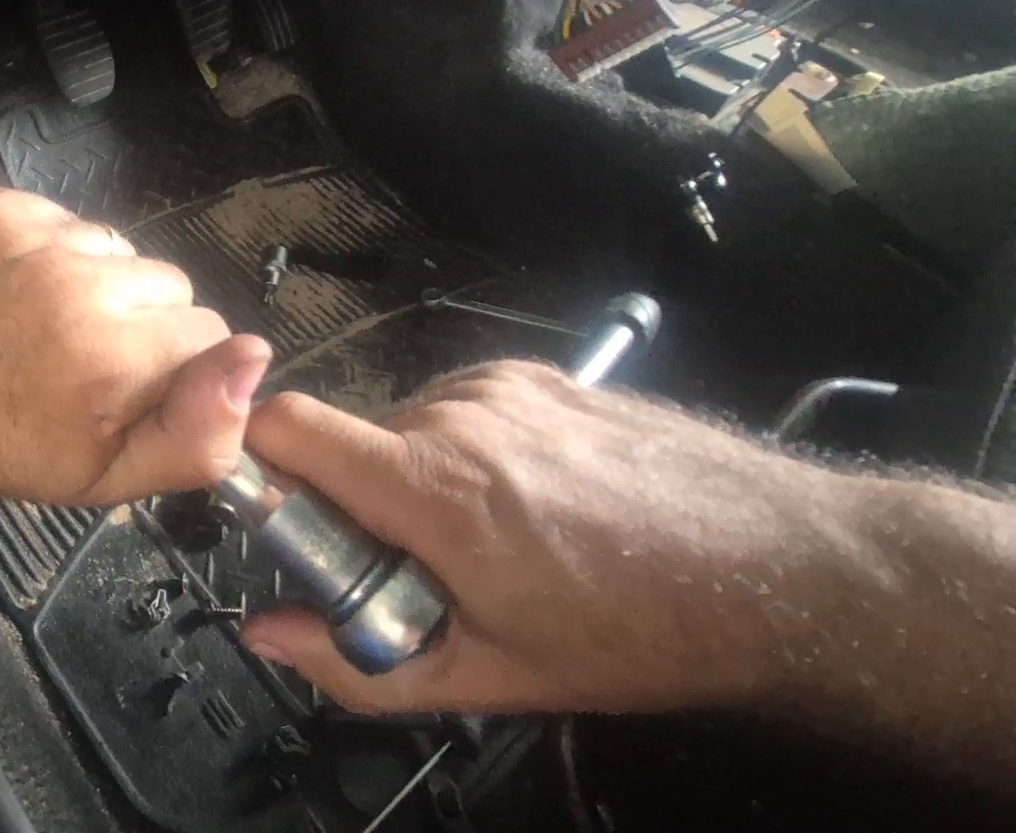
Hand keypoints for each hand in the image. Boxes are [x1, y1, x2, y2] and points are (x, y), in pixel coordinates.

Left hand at [0, 188, 272, 507]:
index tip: (123, 388)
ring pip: (118, 248)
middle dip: (142, 321)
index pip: (207, 331)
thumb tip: (255, 356)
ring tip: (47, 323)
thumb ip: (198, 435)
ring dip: (99, 282)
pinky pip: (65, 219)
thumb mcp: (108, 479)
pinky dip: (53, 251)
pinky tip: (18, 289)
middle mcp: (75, 277)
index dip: (172, 367)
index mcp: (111, 350)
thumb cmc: (8, 451)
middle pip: (167, 283)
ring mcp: (29, 232)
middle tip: (84, 357)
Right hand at [240, 361, 855, 715]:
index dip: (257, 457)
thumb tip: (264, 633)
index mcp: (427, 485)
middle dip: (352, 496)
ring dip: (407, 472)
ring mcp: (494, 385)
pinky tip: (523, 489)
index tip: (280, 511)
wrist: (793, 567)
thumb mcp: (491, 677)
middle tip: (415, 559)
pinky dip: (456, 443)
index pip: (286, 426)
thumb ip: (356, 662)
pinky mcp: (531, 373)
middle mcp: (449, 414)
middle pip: (344, 439)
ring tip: (484, 528)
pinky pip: (451, 404)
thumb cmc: (634, 632)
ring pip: (398, 424)